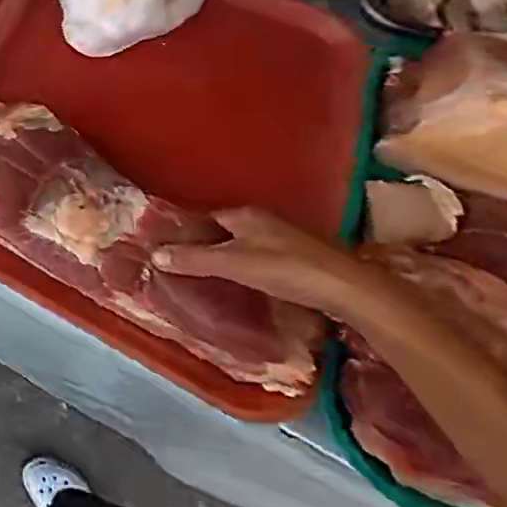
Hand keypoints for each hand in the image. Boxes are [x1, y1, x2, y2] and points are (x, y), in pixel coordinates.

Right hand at [153, 208, 381, 316]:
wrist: (352, 290)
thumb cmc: (287, 270)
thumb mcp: (233, 265)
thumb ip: (194, 259)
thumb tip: (154, 254)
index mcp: (245, 215)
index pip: (207, 217)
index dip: (188, 230)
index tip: (170, 245)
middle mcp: (266, 220)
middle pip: (227, 229)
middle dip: (209, 242)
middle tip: (188, 261)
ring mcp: (290, 238)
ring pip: (249, 243)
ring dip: (232, 254)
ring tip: (214, 273)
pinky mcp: (307, 258)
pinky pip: (267, 256)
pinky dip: (253, 265)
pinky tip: (251, 281)